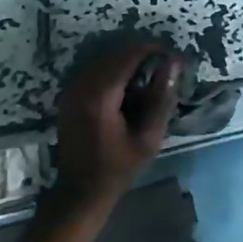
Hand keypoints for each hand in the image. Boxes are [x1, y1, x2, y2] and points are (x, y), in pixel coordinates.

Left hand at [52, 41, 182, 209]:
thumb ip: (161, 98)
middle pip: (115, 54)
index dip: (152, 49)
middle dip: (141, 55)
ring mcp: (71, 89)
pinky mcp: (68, 95)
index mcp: (100, 96)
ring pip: (104, 59)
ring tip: (148, 75)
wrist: (79, 192)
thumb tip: (174, 63)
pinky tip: (127, 86)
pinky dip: (113, 71)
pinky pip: (94, 70)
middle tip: (163, 66)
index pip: (129, 56)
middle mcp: (82, 85)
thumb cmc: (118, 168)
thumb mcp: (148, 138)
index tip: (172, 55)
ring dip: (127, 62)